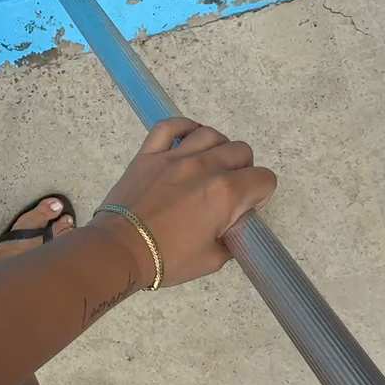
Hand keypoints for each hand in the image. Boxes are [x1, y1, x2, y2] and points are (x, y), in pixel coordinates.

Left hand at [93, 117, 276, 287]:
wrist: (120, 249)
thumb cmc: (167, 258)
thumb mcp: (213, 258)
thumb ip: (231, 235)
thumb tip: (232, 222)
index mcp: (225, 193)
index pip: (264, 178)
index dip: (260, 194)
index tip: (246, 207)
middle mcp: (204, 167)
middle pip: (240, 151)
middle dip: (243, 170)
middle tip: (229, 189)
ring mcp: (174, 157)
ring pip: (209, 134)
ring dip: (218, 148)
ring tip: (210, 165)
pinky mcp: (148, 154)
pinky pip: (168, 126)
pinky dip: (182, 127)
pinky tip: (187, 138)